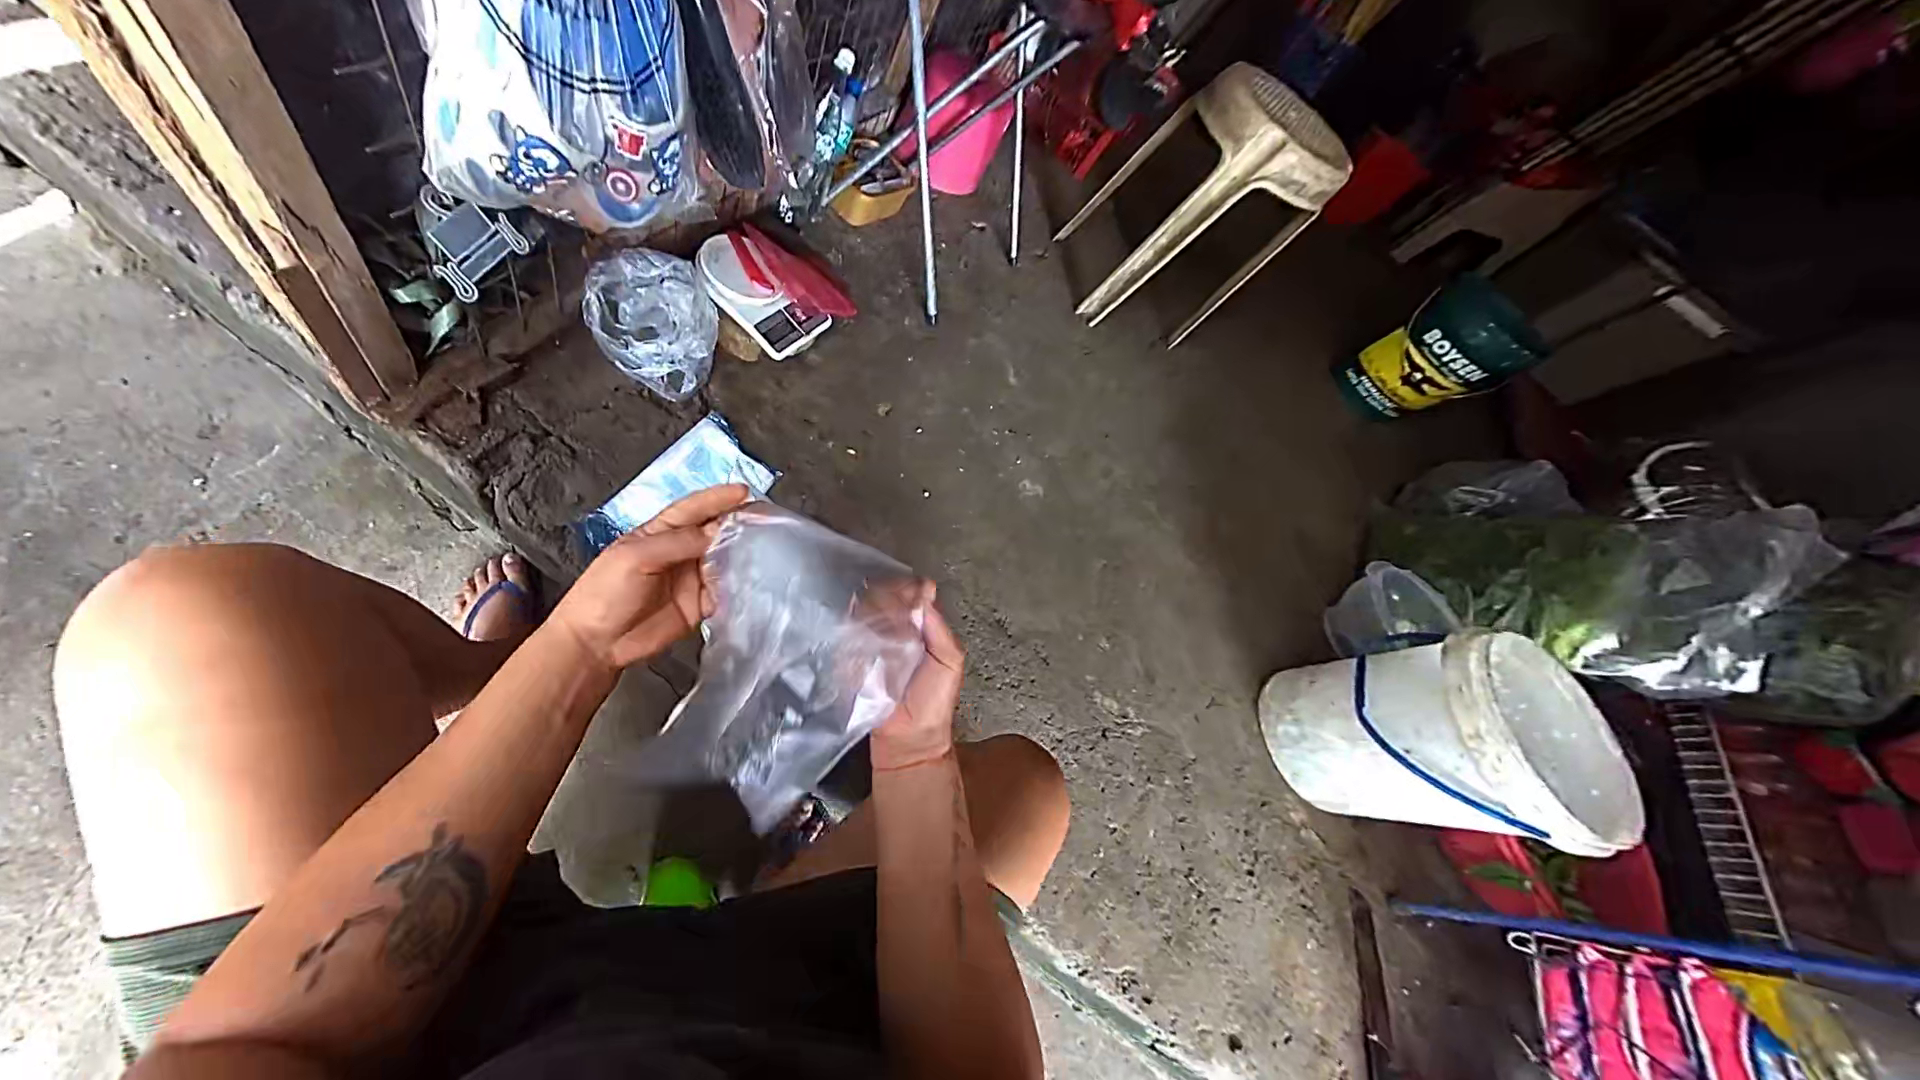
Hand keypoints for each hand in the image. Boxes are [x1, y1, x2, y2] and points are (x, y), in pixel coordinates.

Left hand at [547, 484, 751, 671]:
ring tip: (765, 546)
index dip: (717, 499)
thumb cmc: (602, 594)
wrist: (597, 643)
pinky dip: (739, 585)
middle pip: (714, 532)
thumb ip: (676, 543)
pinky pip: (725, 591)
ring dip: (742, 553)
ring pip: (724, 559)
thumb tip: (715, 532)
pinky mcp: (699, 604)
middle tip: (764, 517)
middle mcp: (678, 553)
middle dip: (737, 523)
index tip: (742, 492)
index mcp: (658, 534)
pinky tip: (751, 580)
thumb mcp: (634, 558)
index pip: (692, 510)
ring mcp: (690, 578)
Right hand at [871, 584, 963, 770]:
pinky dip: (855, 631)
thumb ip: (939, 627)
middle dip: (888, 597)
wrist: (911, 738)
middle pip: (884, 598)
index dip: (909, 589)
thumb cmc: (934, 702)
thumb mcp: (950, 660)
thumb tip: (927, 592)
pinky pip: (849, 637)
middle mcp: (895, 632)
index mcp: (920, 628)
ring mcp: (872, 644)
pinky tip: (865, 637)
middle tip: (896, 609)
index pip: (910, 595)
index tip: (912, 591)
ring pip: (865, 613)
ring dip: (872, 612)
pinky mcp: (853, 661)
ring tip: (883, 626)